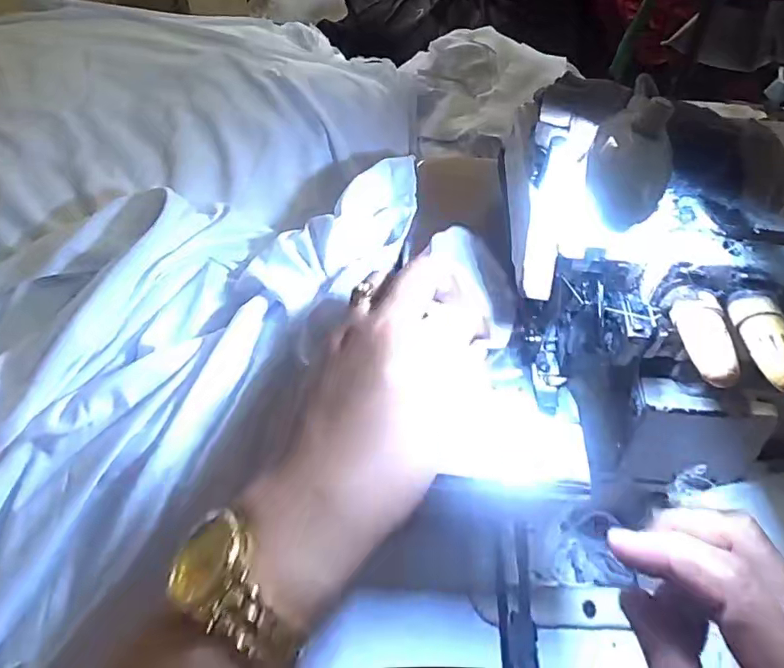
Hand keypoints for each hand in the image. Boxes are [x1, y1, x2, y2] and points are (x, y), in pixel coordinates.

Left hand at [237, 250, 484, 626]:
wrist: (308, 509)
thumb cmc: (386, 466)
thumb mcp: (445, 418)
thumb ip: (464, 367)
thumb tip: (470, 345)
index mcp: (392, 327)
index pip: (432, 273)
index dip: (464, 294)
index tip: (475, 329)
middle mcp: (358, 323)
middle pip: (400, 276)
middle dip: (433, 288)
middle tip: (450, 321)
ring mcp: (331, 342)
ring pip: (372, 297)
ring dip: (401, 305)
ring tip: (419, 341)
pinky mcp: (315, 365)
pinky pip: (353, 324)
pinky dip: (377, 327)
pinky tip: (386, 367)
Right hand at [608, 509, 783, 667]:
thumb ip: (670, 665)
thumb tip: (636, 595)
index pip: (735, 585)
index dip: (671, 554)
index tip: (618, 544)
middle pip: (748, 544)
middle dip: (681, 534)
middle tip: (634, 553)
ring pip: (753, 549)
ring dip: (695, 549)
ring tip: (654, 587)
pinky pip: (756, 576)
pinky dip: (712, 574)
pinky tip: (684, 605)